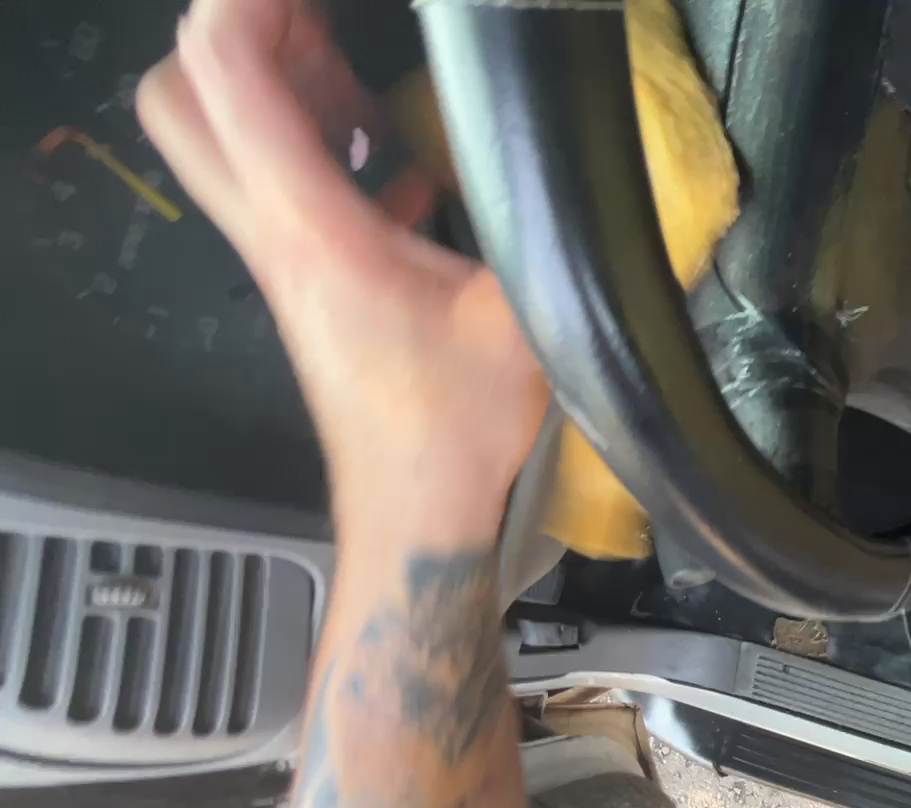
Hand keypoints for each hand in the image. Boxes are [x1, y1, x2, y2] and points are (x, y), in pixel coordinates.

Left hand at [137, 0, 545, 535]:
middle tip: (324, 35)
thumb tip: (564, 196)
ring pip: (229, 151)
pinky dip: (326, 168)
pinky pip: (285, 203)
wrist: (418, 497)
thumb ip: (532, 241)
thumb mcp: (516, 319)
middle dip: (243, 43)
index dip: (252, 5)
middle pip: (188, 99)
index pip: (231, 73)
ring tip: (364, 98)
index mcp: (316, 230)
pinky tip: (402, 183)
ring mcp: (286, 269)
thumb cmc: (455, 423)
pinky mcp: (311, 295)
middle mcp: (278, 239)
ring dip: (281, 104)